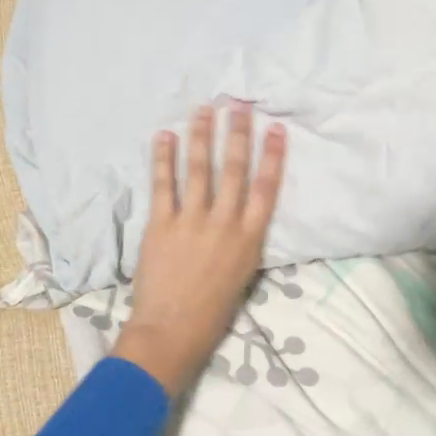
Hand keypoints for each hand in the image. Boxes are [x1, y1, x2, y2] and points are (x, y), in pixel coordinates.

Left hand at [112, 102, 287, 397]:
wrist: (172, 332)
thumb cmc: (212, 313)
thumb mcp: (243, 276)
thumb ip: (243, 242)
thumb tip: (240, 215)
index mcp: (250, 240)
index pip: (266, 188)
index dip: (273, 156)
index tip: (275, 128)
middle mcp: (225, 224)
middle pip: (234, 169)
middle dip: (237, 133)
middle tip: (239, 104)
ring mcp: (192, 222)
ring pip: (200, 169)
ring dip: (202, 135)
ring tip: (204, 109)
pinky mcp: (161, 225)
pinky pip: (163, 184)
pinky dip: (163, 158)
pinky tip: (165, 135)